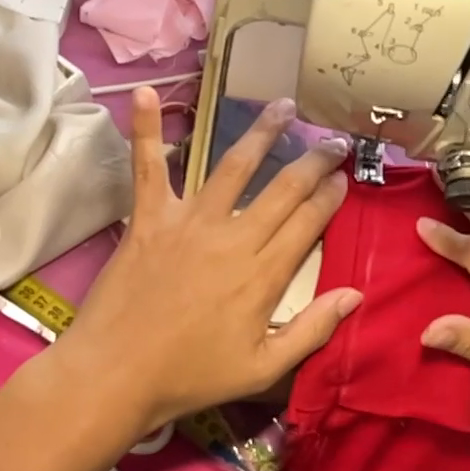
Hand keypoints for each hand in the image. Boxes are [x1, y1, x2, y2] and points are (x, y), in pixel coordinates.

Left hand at [33, 89, 359, 450]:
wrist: (113, 377)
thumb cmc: (191, 376)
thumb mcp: (263, 368)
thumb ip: (313, 330)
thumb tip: (356, 294)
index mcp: (264, 274)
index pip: (309, 221)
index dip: (331, 195)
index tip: (345, 178)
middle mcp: (233, 237)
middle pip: (284, 187)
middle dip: (315, 160)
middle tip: (335, 140)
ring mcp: (189, 223)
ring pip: (234, 166)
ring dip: (262, 132)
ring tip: (284, 106)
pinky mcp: (149, 219)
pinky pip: (149, 167)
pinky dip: (145, 129)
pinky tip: (145, 93)